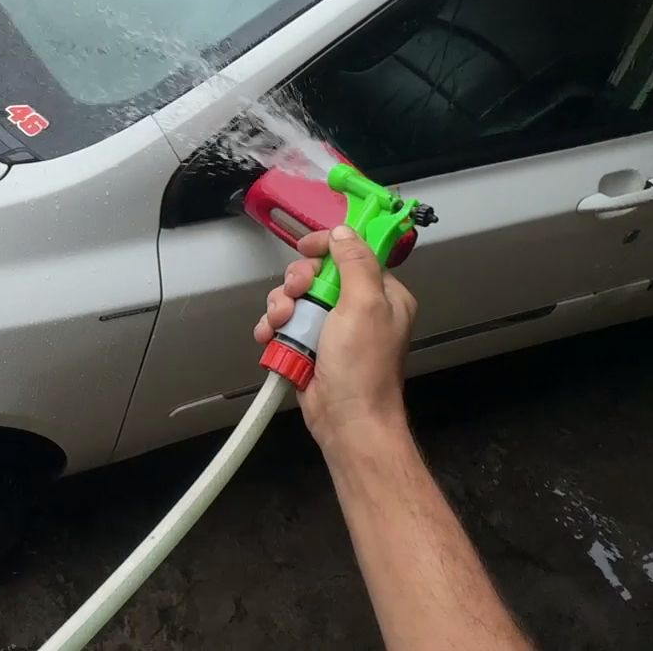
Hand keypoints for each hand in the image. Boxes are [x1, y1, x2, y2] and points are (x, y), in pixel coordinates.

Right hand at [254, 224, 416, 451]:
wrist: (345, 421)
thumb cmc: (362, 367)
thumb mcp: (365, 306)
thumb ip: (355, 263)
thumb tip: (343, 231)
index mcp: (382, 294)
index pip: (352, 252)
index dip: (327, 245)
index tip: (307, 248)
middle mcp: (357, 306)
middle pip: (316, 272)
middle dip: (297, 282)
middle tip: (295, 295)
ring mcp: (330, 326)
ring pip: (294, 295)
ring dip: (280, 306)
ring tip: (281, 324)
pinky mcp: (307, 343)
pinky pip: (283, 321)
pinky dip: (272, 326)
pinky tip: (270, 336)